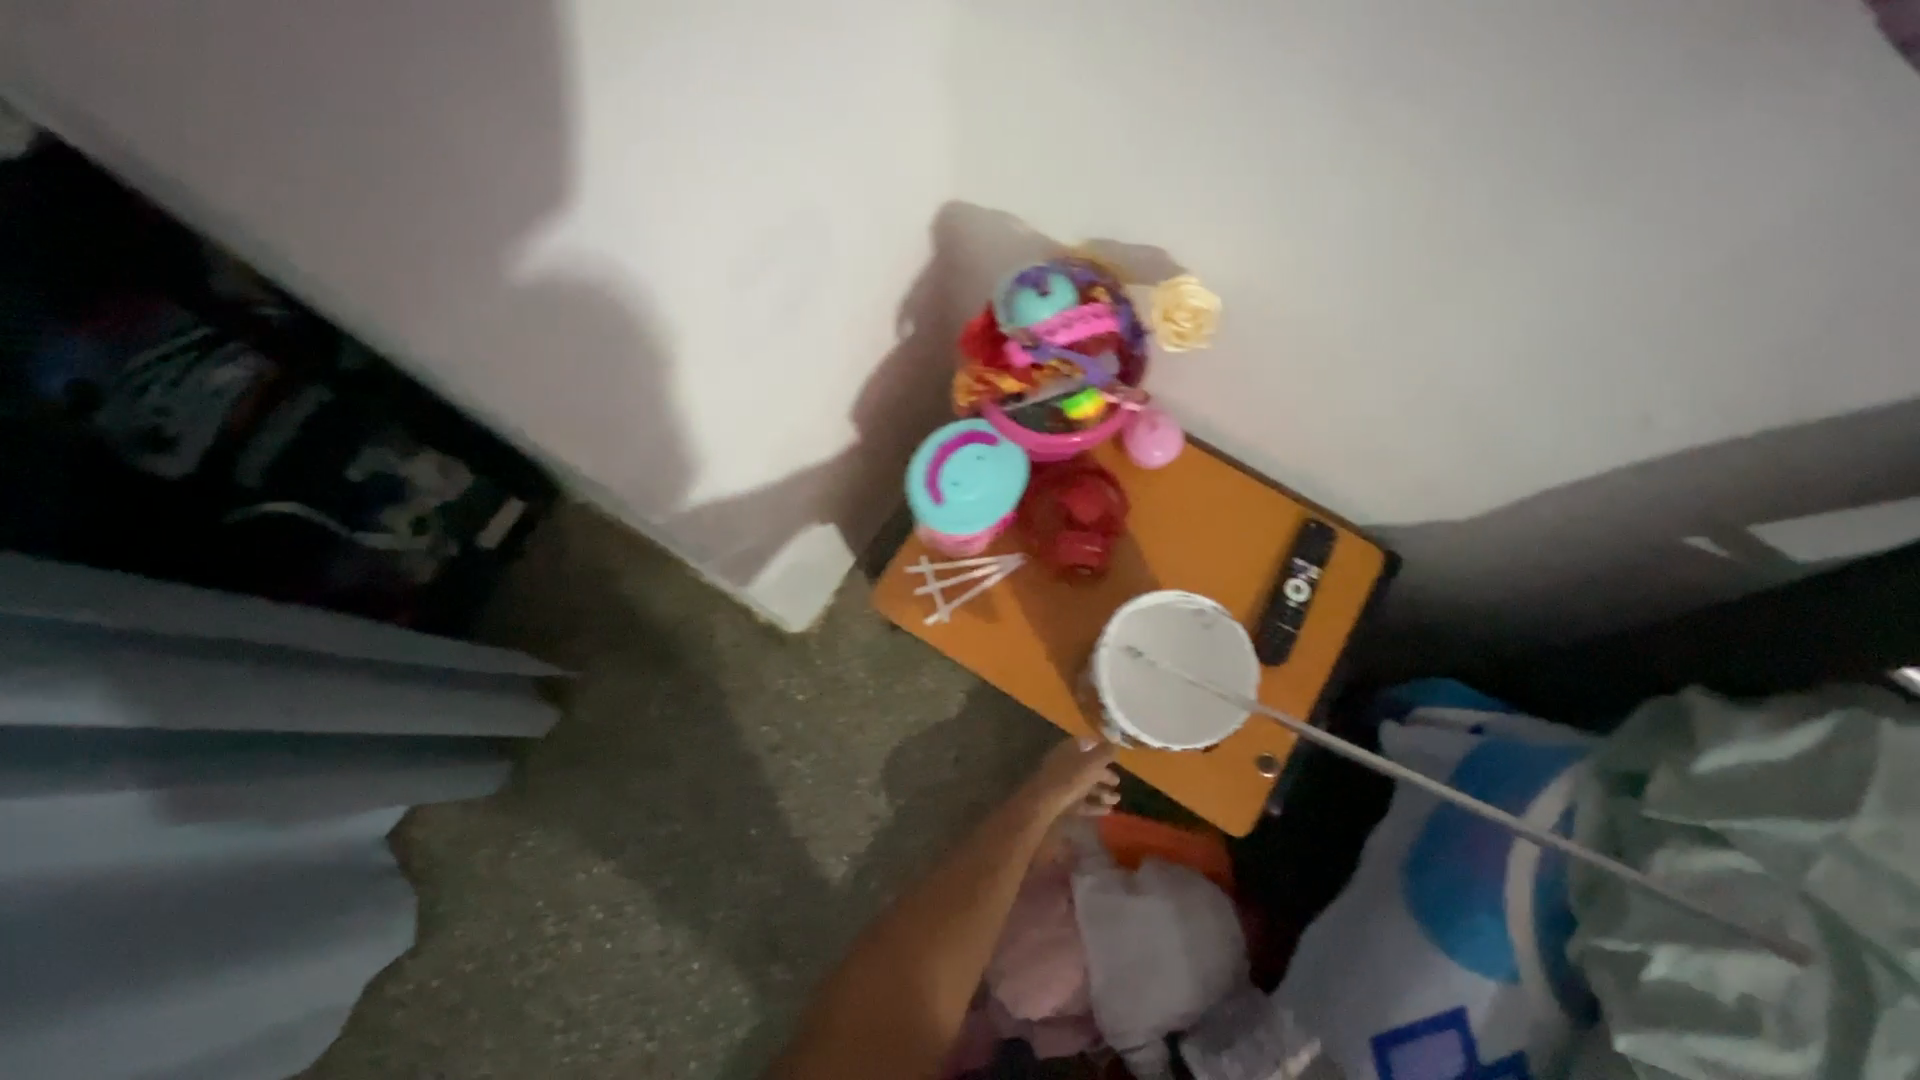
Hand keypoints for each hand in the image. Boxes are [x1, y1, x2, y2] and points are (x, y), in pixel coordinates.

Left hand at [1021, 737, 1121, 820]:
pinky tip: (1108, 811)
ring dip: (1102, 792)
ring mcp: (1061, 784)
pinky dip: (1094, 805)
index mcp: (1069, 749)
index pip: (1086, 743)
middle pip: (1087, 767)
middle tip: (1118, 782)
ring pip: (1084, 786)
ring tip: (1116, 800)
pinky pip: (1081, 801)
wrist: (1043, 803)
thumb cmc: (1070, 778)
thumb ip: (1106, 752)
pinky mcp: (1060, 802)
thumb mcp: (1092, 762)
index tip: (1115, 756)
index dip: (1101, 748)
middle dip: (1104, 774)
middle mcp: (1064, 763)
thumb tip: (1116, 743)